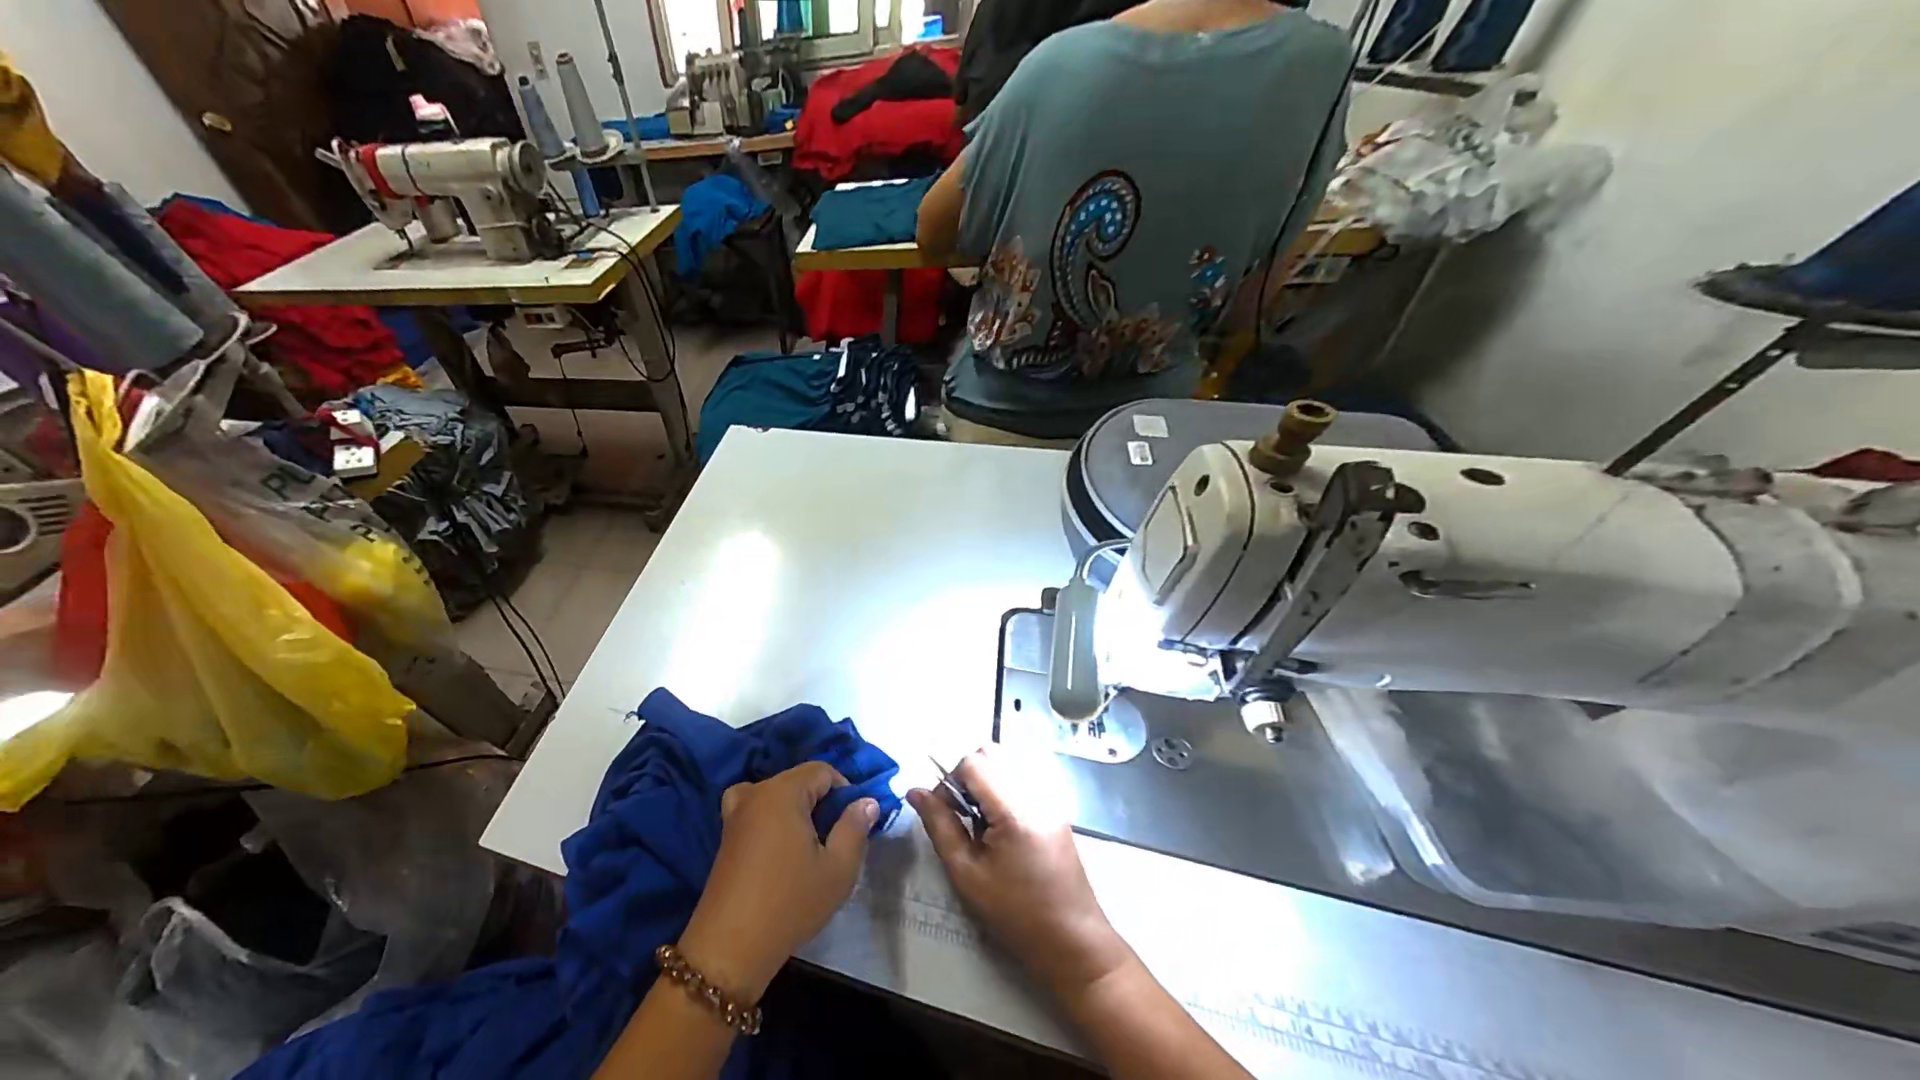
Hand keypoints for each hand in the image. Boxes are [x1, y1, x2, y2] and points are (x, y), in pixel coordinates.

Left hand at [679, 763, 877, 1001]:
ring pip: (777, 795)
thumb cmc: (790, 903)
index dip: (844, 791)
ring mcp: (735, 814)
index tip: (851, 825)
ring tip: (808, 845)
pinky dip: (773, 819)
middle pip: (799, 781)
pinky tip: (780, 851)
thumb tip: (867, 802)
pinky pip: (757, 810)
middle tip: (833, 841)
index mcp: (783, 792)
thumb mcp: (838, 868)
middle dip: (822, 802)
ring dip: (797, 811)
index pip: (822, 771)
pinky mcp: (726, 837)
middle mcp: (755, 793)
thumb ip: (855, 827)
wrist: (730, 948)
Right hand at [908, 747, 1133, 996]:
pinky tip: (1004, 825)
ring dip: (987, 780)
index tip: (945, 812)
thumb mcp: (967, 875)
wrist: (1072, 941)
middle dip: (968, 774)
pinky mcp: (1059, 806)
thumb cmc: (1015, 915)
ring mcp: (1053, 797)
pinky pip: (1025, 776)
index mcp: (1015, 810)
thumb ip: (940, 826)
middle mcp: (1038, 792)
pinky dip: (1005, 788)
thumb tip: (915, 791)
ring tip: (984, 821)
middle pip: (992, 753)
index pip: (974, 762)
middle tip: (963, 814)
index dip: (950, 780)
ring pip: (1009, 761)